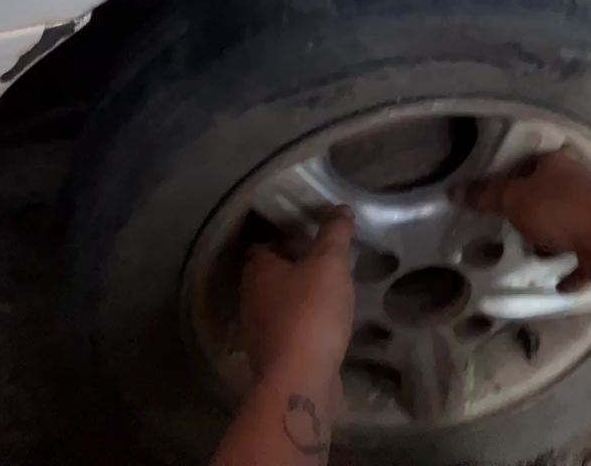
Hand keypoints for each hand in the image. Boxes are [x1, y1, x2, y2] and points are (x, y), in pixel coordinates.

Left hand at [240, 211, 356, 381]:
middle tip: (319, 255)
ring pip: (276, 302)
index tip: (304, 228)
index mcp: (257, 269)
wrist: (300, 381)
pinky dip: (300, 322)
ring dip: (296, 295)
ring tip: (325, 287)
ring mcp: (257, 330)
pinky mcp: (272, 357)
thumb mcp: (329, 263)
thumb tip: (341, 208)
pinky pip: (286, 329)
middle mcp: (250, 297)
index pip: (261, 242)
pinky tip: (323, 321)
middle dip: (291, 264)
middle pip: (268, 273)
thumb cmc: (310, 312)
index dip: (281, 233)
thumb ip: (335, 233)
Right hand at [462, 151, 590, 283]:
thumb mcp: (513, 199)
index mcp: (556, 164)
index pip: (530, 162)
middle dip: (531, 210)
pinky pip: (579, 258)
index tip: (496, 193)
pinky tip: (556, 282)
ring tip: (527, 253)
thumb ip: (486, 196)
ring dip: (550, 240)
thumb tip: (454, 191)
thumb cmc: (557, 209)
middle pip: (548, 194)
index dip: (512, 175)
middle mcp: (577, 185)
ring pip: (564, 225)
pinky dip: (569, 270)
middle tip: (507, 225)